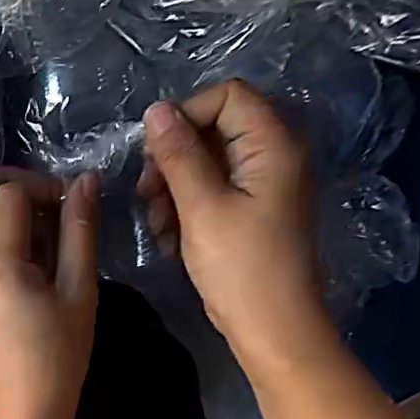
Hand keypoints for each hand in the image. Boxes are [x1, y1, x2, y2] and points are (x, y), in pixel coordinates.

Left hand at [0, 167, 99, 418]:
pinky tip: (27, 248)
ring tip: (39, 222)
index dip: (41, 185)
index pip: (6, 194)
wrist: (22, 403)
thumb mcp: (80, 289)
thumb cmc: (59, 353)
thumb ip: (80, 231)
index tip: (69, 204)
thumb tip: (83, 181)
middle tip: (42, 194)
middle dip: (2, 180)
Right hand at [138, 80, 334, 365]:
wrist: (269, 322)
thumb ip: (178, 156)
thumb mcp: (201, 207)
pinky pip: (206, 189)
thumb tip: (155, 111)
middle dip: (171, 157)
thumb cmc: (239, 265)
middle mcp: (271, 155)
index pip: (227, 97)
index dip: (184, 117)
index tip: (152, 156)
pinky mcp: (246, 208)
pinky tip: (166, 235)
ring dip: (170, 187)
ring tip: (156, 223)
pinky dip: (180, 206)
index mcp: (272, 145)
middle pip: (211, 128)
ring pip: (202, 161)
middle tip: (147, 194)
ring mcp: (259, 183)